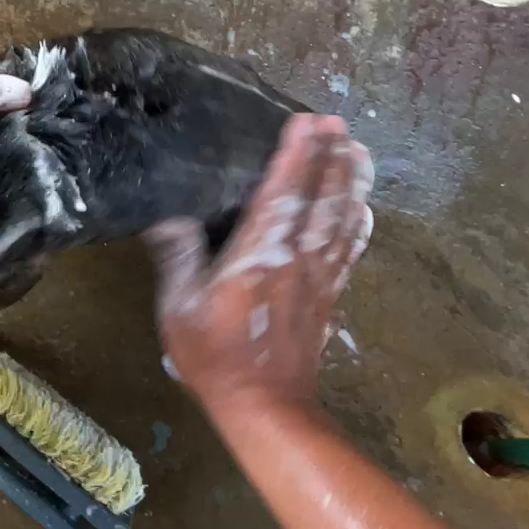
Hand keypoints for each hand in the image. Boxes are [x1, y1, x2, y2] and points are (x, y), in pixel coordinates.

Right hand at [144, 114, 373, 412]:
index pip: (281, 193)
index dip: (296, 154)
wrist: (265, 408)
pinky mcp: (329, 297)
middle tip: (340, 123)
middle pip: (320, 200)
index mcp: (259, 254)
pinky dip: (357, 224)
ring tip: (359, 150)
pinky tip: (363, 209)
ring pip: (340, 221)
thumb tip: (165, 213)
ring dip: (350, 183)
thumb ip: (176, 255)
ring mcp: (318, 278)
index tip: (308, 120)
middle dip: (330, 158)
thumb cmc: (213, 353)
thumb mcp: (179, 305)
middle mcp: (296, 259)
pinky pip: (348, 251)